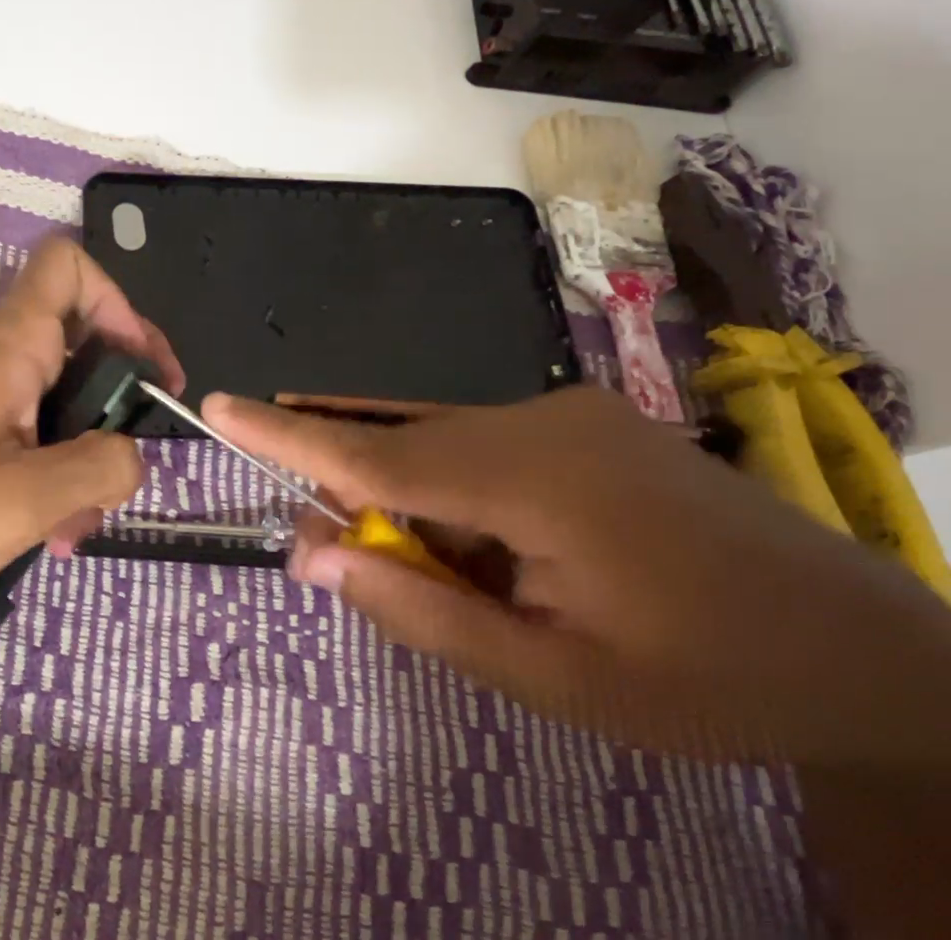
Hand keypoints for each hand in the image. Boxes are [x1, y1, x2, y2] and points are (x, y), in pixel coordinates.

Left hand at [0, 237, 181, 605]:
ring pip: (50, 407)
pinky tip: (39, 535)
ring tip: (71, 530)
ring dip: (76, 461)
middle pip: (76, 348)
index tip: (148, 376)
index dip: (122, 304)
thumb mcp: (21, 503)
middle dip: (110, 413)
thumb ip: (97, 469)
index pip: (68, 268)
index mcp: (6, 352)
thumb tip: (132, 452)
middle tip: (117, 480)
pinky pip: (17, 439)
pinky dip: (40, 477)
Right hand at [203, 386, 950, 769]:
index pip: (372, 452)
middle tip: (348, 566)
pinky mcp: (588, 427)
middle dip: (355, 499)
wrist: (874, 656)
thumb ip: (420, 613)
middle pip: (399, 446)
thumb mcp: (550, 676)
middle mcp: (544, 423)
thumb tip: (314, 555)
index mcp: (534, 481)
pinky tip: (489, 553)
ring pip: (437, 446)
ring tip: (461, 583)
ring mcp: (571, 417)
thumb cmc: (706, 681)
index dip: (284, 435)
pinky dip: (450, 496)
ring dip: (412, 508)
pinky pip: (479, 448)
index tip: (214, 406)